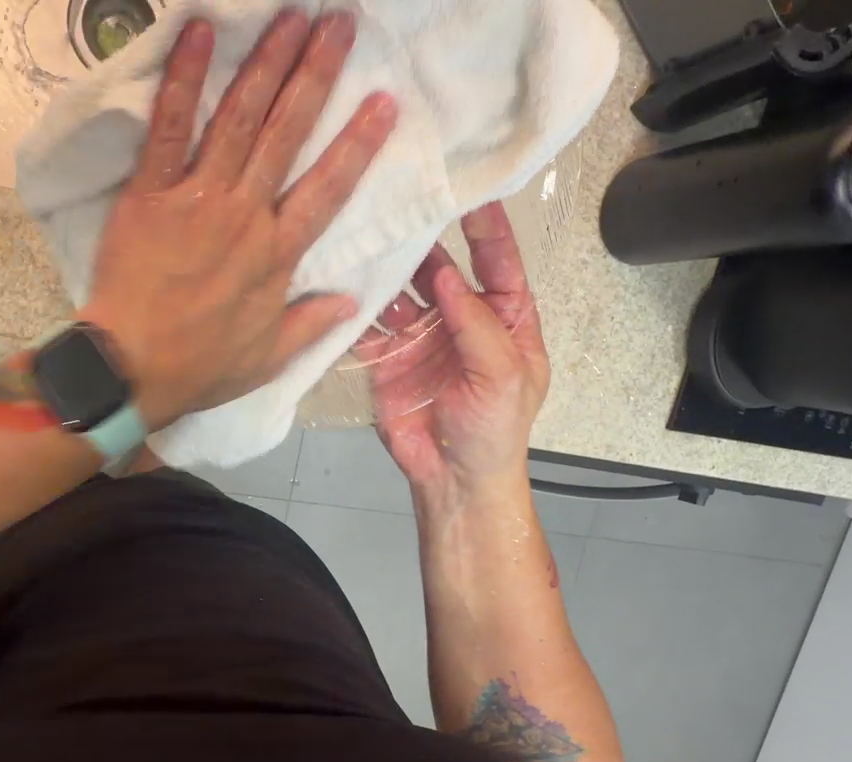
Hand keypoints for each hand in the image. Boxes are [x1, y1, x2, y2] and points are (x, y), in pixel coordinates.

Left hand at [78, 11, 398, 429]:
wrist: (133, 370)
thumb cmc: (200, 368)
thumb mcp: (267, 359)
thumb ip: (311, 324)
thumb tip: (351, 302)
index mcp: (277, 255)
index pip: (328, 188)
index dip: (358, 143)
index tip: (383, 102)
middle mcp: (245, 216)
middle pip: (287, 134)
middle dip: (316, 75)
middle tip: (339, 23)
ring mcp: (197, 200)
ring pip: (238, 119)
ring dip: (267, 63)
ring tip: (292, 17)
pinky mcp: (150, 195)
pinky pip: (168, 129)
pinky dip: (182, 80)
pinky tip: (200, 33)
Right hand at [358, 203, 549, 504]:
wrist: (454, 480)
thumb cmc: (496, 430)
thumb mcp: (504, 375)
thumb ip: (477, 324)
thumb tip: (446, 275)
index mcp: (503, 317)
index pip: (497, 261)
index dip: (486, 226)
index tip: (469, 190)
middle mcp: (459, 318)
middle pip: (443, 267)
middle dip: (428, 238)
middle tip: (404, 202)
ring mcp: (420, 337)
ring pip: (403, 291)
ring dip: (390, 268)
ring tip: (371, 237)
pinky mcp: (386, 359)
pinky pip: (371, 325)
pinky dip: (359, 307)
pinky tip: (347, 281)